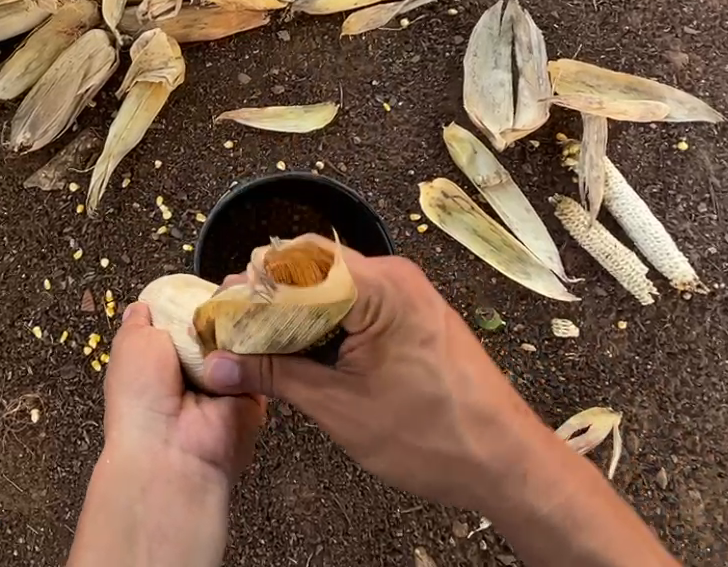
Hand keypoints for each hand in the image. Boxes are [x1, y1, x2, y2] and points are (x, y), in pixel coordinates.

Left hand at [66, 302, 264, 566]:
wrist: (171, 454)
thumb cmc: (141, 394)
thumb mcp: (131, 346)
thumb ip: (140, 322)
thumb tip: (143, 305)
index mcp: (161, 358)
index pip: (182, 319)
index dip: (192, 299)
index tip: (207, 282)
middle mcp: (194, 369)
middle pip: (216, 326)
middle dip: (222, 307)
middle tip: (236, 281)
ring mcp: (225, 382)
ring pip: (241, 339)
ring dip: (244, 322)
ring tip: (253, 296)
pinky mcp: (254, 395)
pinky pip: (263, 360)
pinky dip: (263, 343)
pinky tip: (268, 318)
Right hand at [198, 244, 553, 517]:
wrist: (510, 466)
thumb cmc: (432, 438)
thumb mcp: (341, 408)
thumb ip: (274, 376)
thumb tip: (217, 366)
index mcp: (380, 286)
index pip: (296, 261)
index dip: (252, 285)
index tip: (220, 314)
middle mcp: (392, 275)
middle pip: (310, 266)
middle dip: (266, 297)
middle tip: (231, 328)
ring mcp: (403, 291)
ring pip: (328, 283)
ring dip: (291, 310)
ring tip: (255, 340)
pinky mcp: (407, 311)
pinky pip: (350, 299)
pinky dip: (319, 319)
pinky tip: (297, 347)